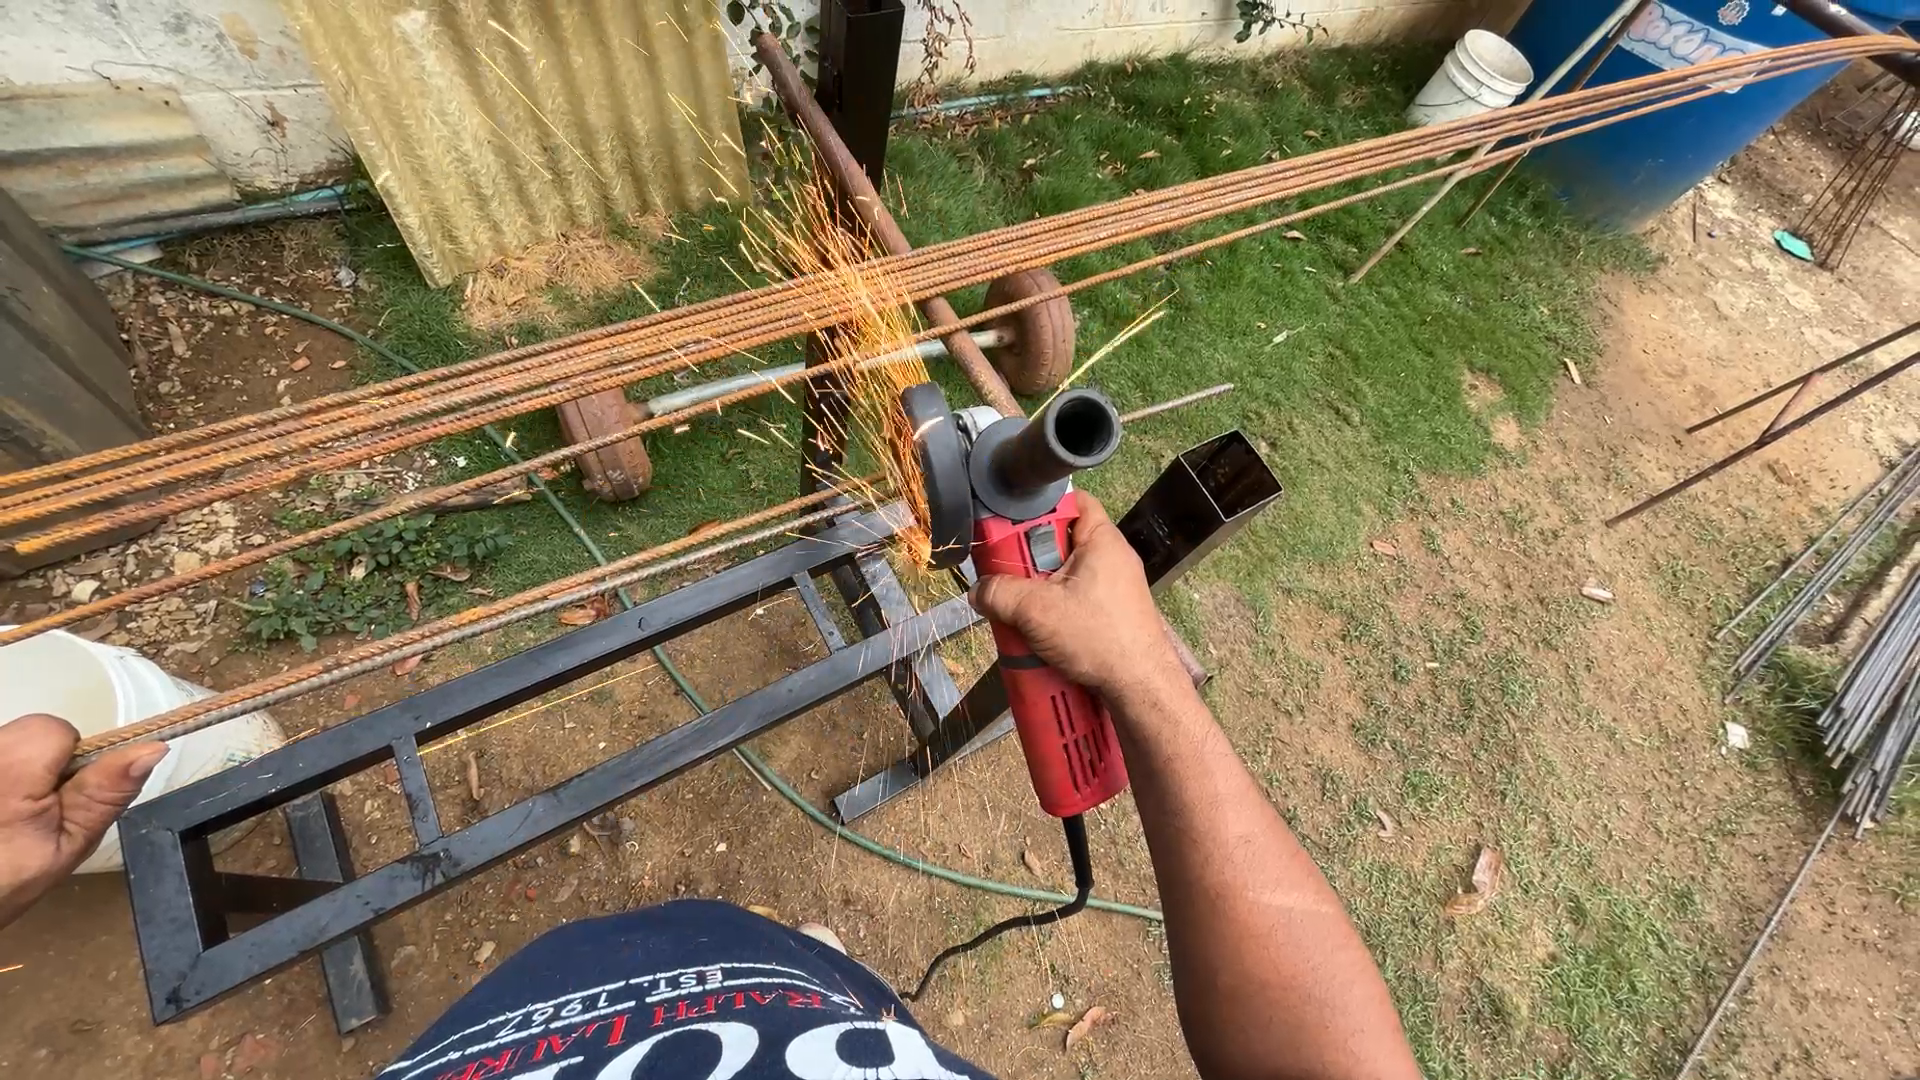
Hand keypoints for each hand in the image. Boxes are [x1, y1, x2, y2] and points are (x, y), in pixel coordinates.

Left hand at [0, 714, 166, 928]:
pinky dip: (3, 779)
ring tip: (10, 812)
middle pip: (18, 735)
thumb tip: (153, 748)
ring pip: (3, 747)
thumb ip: (106, 794)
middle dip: (36, 762)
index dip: (65, 752)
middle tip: (33, 806)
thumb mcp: (68, 847)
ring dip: (14, 771)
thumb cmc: (4, 885)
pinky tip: (1, 810)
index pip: (46, 729)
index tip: (61, 790)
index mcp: (5, 782)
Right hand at [969, 493, 1191, 710]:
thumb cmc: (1097, 637)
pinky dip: (1054, 611)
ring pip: (1064, 576)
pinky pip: (1075, 601)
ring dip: (1038, 591)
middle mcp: (1112, 558)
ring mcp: (1114, 589)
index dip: (1041, 507)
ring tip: (1016, 606)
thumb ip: (1000, 594)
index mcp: (1102, 541)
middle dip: (1030, 558)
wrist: (1140, 688)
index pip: (1072, 502)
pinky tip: (1036, 630)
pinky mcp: (1112, 615)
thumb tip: (977, 592)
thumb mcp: (1037, 611)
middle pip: (1061, 542)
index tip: (1011, 523)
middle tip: (1005, 571)